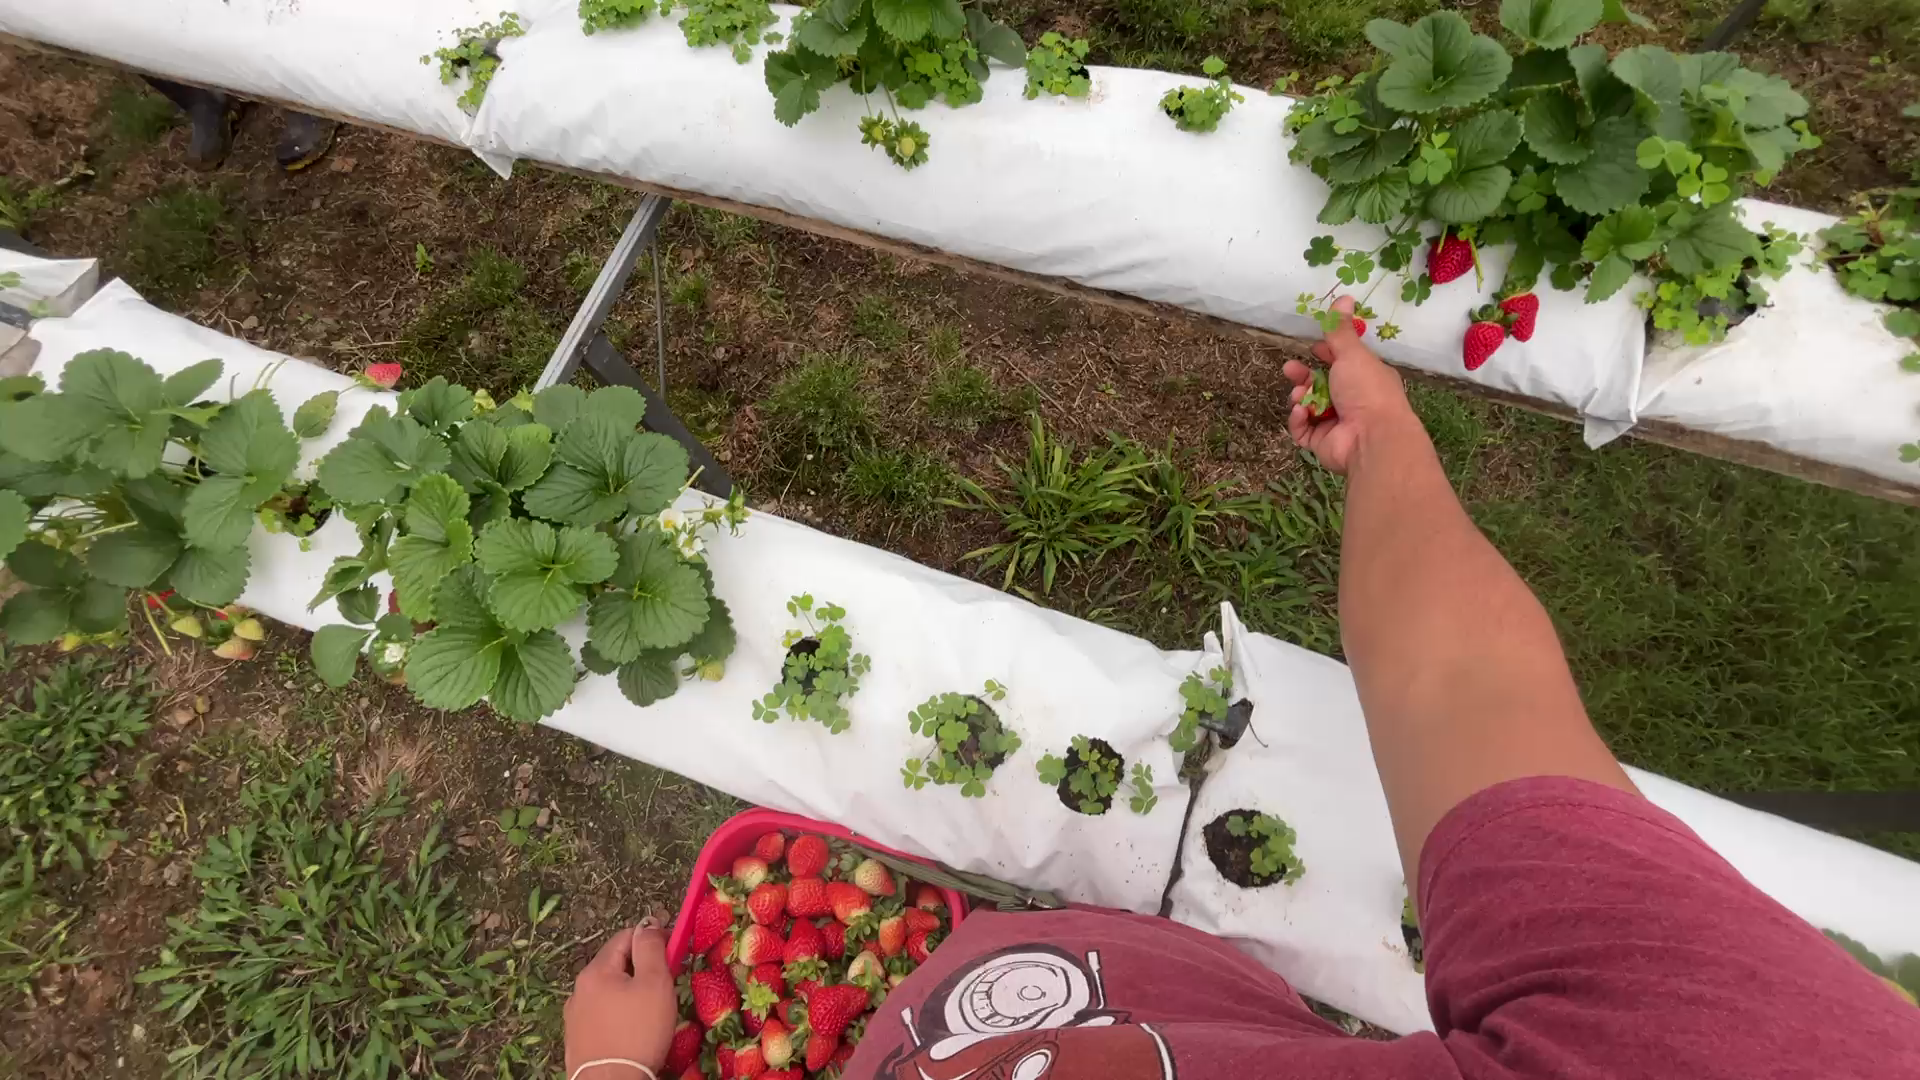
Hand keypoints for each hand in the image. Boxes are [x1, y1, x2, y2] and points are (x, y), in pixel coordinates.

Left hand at [564, 923, 676, 1079]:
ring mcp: (575, 1017)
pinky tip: (634, 1028)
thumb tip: (648, 925)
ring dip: (632, 988)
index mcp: (595, 971)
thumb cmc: (638, 1032)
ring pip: (611, 988)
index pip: (627, 936)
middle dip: (644, 965)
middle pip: (618, 962)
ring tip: (653, 1006)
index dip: (653, 937)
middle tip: (668, 980)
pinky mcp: (577, 1040)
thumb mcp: (654, 982)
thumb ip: (651, 947)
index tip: (675, 951)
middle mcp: (579, 990)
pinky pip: (604, 1012)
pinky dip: (621, 1011)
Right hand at [1284, 295, 1417, 473]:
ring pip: (1307, 406)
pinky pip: (1301, 429)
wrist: (1371, 437)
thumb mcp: (1352, 355)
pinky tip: (1302, 413)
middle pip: (1318, 384)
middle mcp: (1350, 399)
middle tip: (1288, 369)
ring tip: (1300, 395)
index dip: (1325, 354)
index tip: (1312, 347)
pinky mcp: (1320, 441)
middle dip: (1302, 376)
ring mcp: (1334, 422)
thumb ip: (1340, 330)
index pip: (1341, 362)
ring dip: (1300, 397)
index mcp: (1364, 377)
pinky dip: (1299, 420)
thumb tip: (1344, 296)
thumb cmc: (1366, 391)